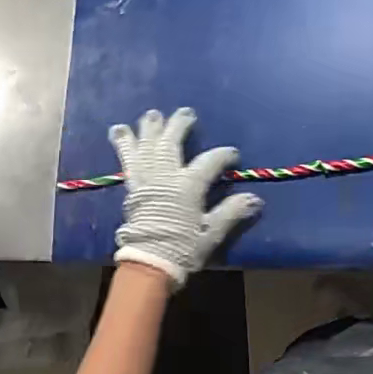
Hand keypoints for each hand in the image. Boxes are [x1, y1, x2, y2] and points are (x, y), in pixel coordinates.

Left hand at [109, 108, 262, 286]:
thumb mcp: (212, 232)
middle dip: (179, 126)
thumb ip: (231, 212)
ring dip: (149, 129)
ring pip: (147, 146)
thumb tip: (254, 198)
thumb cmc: (183, 248)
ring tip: (152, 114)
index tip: (232, 154)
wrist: (149, 260)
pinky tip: (118, 130)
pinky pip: (127, 159)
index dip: (222, 155)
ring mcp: (146, 179)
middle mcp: (165, 176)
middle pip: (171, 143)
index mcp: (188, 186)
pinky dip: (123, 144)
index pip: (209, 162)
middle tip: (185, 113)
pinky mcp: (132, 186)